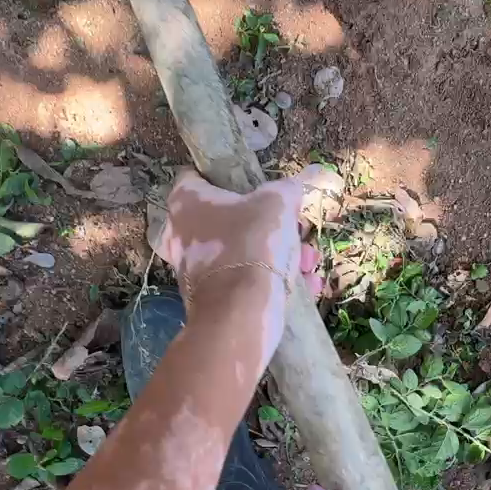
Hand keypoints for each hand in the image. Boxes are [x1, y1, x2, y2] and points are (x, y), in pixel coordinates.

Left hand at [155, 169, 322, 365]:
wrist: (241, 313)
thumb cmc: (252, 243)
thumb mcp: (278, 203)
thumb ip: (288, 188)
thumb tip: (298, 182)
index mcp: (187, 202)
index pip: (197, 176)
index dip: (227, 177)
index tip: (256, 185)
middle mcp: (182, 233)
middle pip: (229, 217)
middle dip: (269, 224)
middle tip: (295, 229)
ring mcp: (193, 269)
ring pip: (241, 251)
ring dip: (279, 254)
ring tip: (308, 262)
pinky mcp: (210, 298)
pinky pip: (245, 280)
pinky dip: (273, 281)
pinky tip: (306, 284)